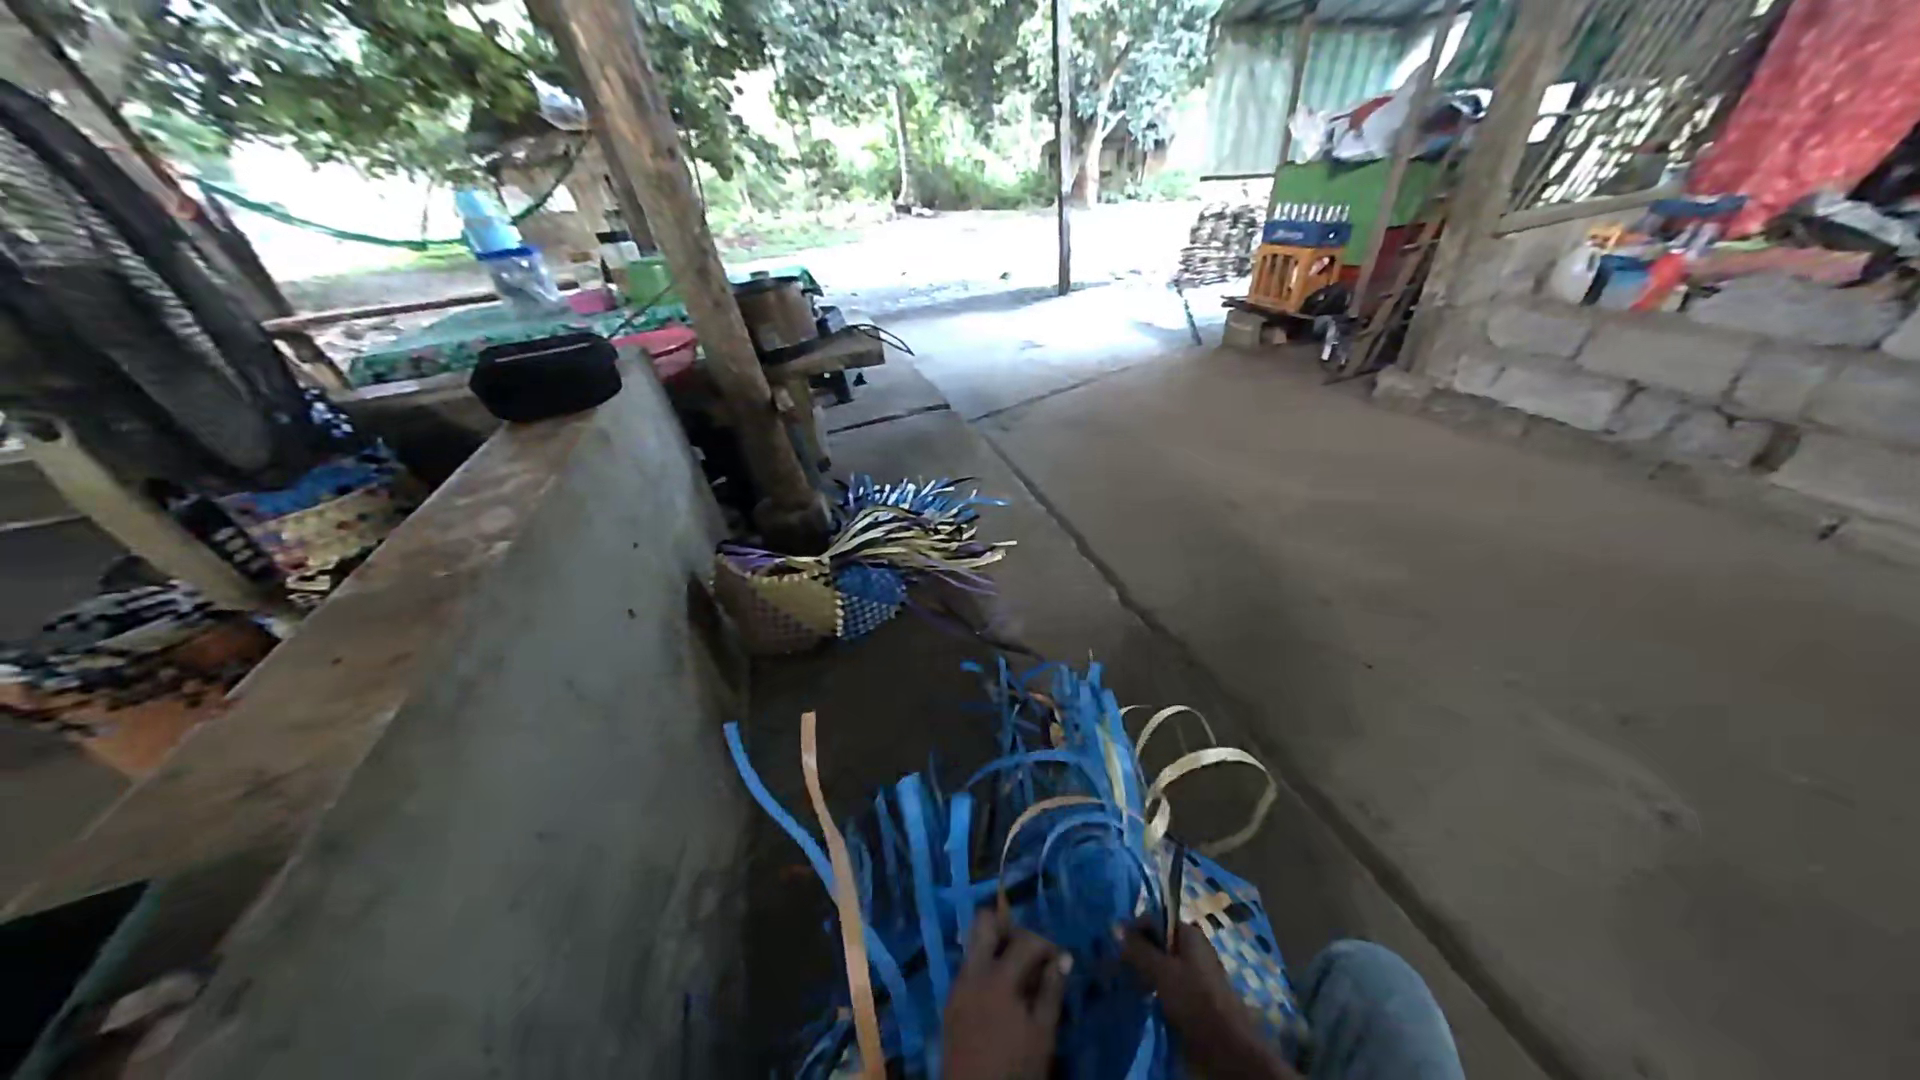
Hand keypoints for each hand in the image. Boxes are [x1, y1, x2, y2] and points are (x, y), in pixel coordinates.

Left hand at [942, 907, 1072, 1079]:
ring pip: (973, 943)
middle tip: (1029, 949)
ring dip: (996, 946)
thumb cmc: (1014, 1071)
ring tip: (1019, 972)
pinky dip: (985, 966)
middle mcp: (972, 972)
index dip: (1046, 944)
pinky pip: (968, 967)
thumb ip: (1052, 991)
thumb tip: (1063, 959)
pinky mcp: (950, 1001)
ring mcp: (957, 985)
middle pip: (984, 922)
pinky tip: (1002, 991)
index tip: (1059, 960)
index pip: (1024, 940)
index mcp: (998, 978)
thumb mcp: (1043, 1035)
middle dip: (1009, 927)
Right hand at [1118, 921, 1300, 1079]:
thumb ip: (1137, 948)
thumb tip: (1114, 925)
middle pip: (1157, 942)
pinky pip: (1168, 985)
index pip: (1153, 919)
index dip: (1134, 930)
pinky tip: (1144, 1000)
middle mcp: (1192, 948)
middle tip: (1120, 969)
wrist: (1228, 1050)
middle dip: (1137, 953)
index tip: (1117, 949)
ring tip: (1130, 986)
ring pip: (1161, 965)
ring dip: (1144, 973)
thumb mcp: (1161, 971)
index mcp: (1189, 933)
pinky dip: (1154, 990)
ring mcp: (1195, 973)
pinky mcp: (1194, 997)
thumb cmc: (1194, 1001)